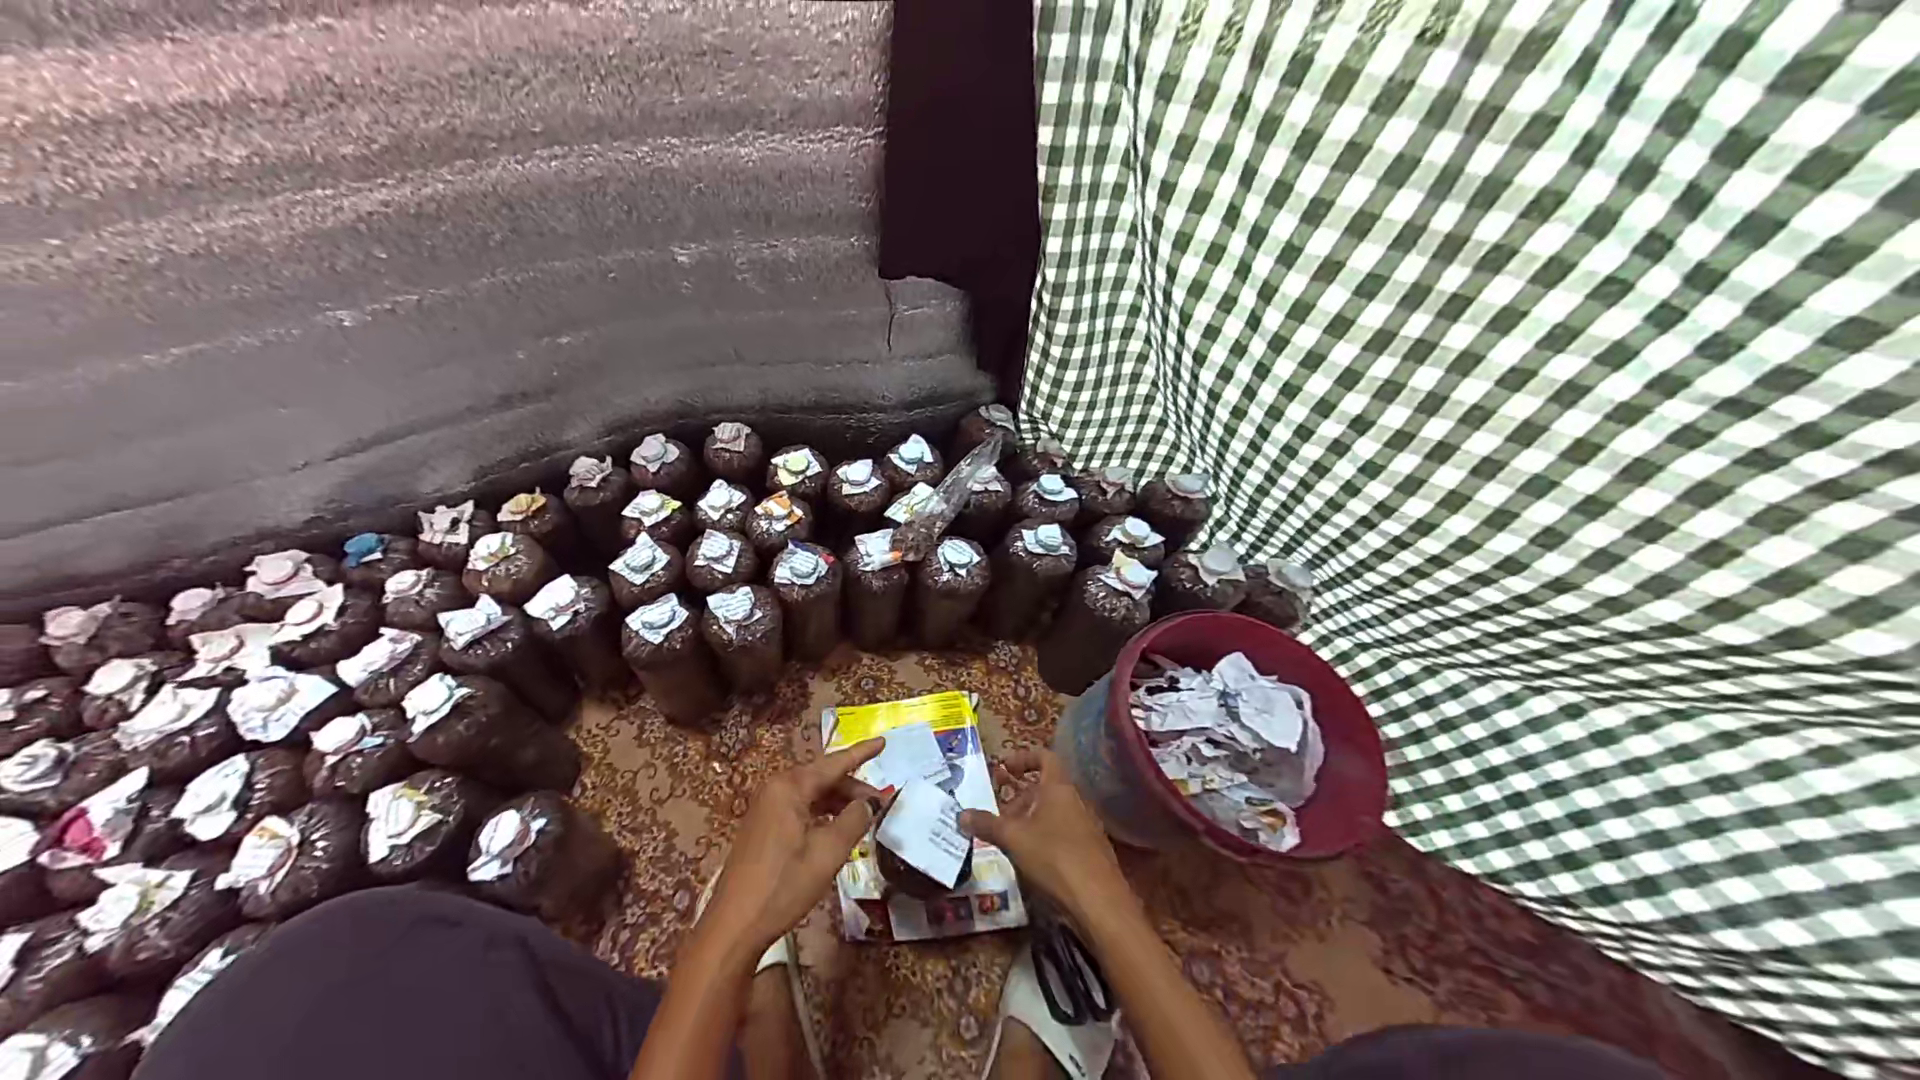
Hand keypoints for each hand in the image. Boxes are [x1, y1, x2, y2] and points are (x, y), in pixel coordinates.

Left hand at [700, 738, 885, 956]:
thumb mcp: (828, 852)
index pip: (834, 763)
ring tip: (864, 816)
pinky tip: (837, 829)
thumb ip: (854, 819)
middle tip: (880, 802)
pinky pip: (800, 808)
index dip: (861, 753)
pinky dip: (822, 814)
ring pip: (812, 795)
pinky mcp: (763, 827)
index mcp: (790, 787)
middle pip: (823, 778)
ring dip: (838, 802)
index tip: (883, 742)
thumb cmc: (784, 885)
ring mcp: (766, 808)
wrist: (734, 926)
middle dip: (853, 787)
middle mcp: (776, 789)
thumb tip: (869, 802)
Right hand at [959, 748, 1134, 924]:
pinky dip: (1044, 837)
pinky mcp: (1091, 850)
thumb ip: (986, 824)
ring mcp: (1086, 826)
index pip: (1044, 757)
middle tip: (998, 814)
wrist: (1099, 901)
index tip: (1003, 768)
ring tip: (1008, 839)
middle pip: (1046, 788)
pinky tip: (1030, 860)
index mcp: (1059, 787)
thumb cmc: (1054, 857)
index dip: (1023, 758)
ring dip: (1030, 820)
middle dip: (1019, 798)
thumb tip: (961, 814)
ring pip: (1053, 812)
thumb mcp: (1012, 839)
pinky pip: (1062, 832)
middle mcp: (1076, 800)